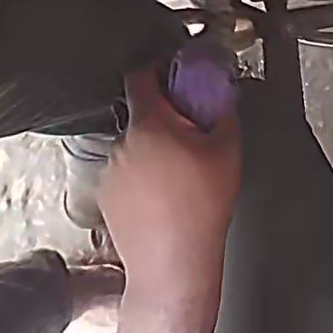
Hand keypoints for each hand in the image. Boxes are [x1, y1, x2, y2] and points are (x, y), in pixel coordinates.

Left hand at [98, 68, 240, 307]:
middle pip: (141, 114)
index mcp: (150, 123)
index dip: (155, 69)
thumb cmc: (200, 209)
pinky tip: (161, 194)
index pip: (139, 76)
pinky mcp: (105, 194)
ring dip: (151, 149)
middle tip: (188, 136)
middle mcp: (123, 142)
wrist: (173, 264)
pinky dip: (139, 175)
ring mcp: (111, 170)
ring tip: (177, 174)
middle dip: (163, 119)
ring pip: (133, 145)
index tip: (168, 73)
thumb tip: (221, 94)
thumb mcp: (227, 151)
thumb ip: (224, 112)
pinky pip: (124, 171)